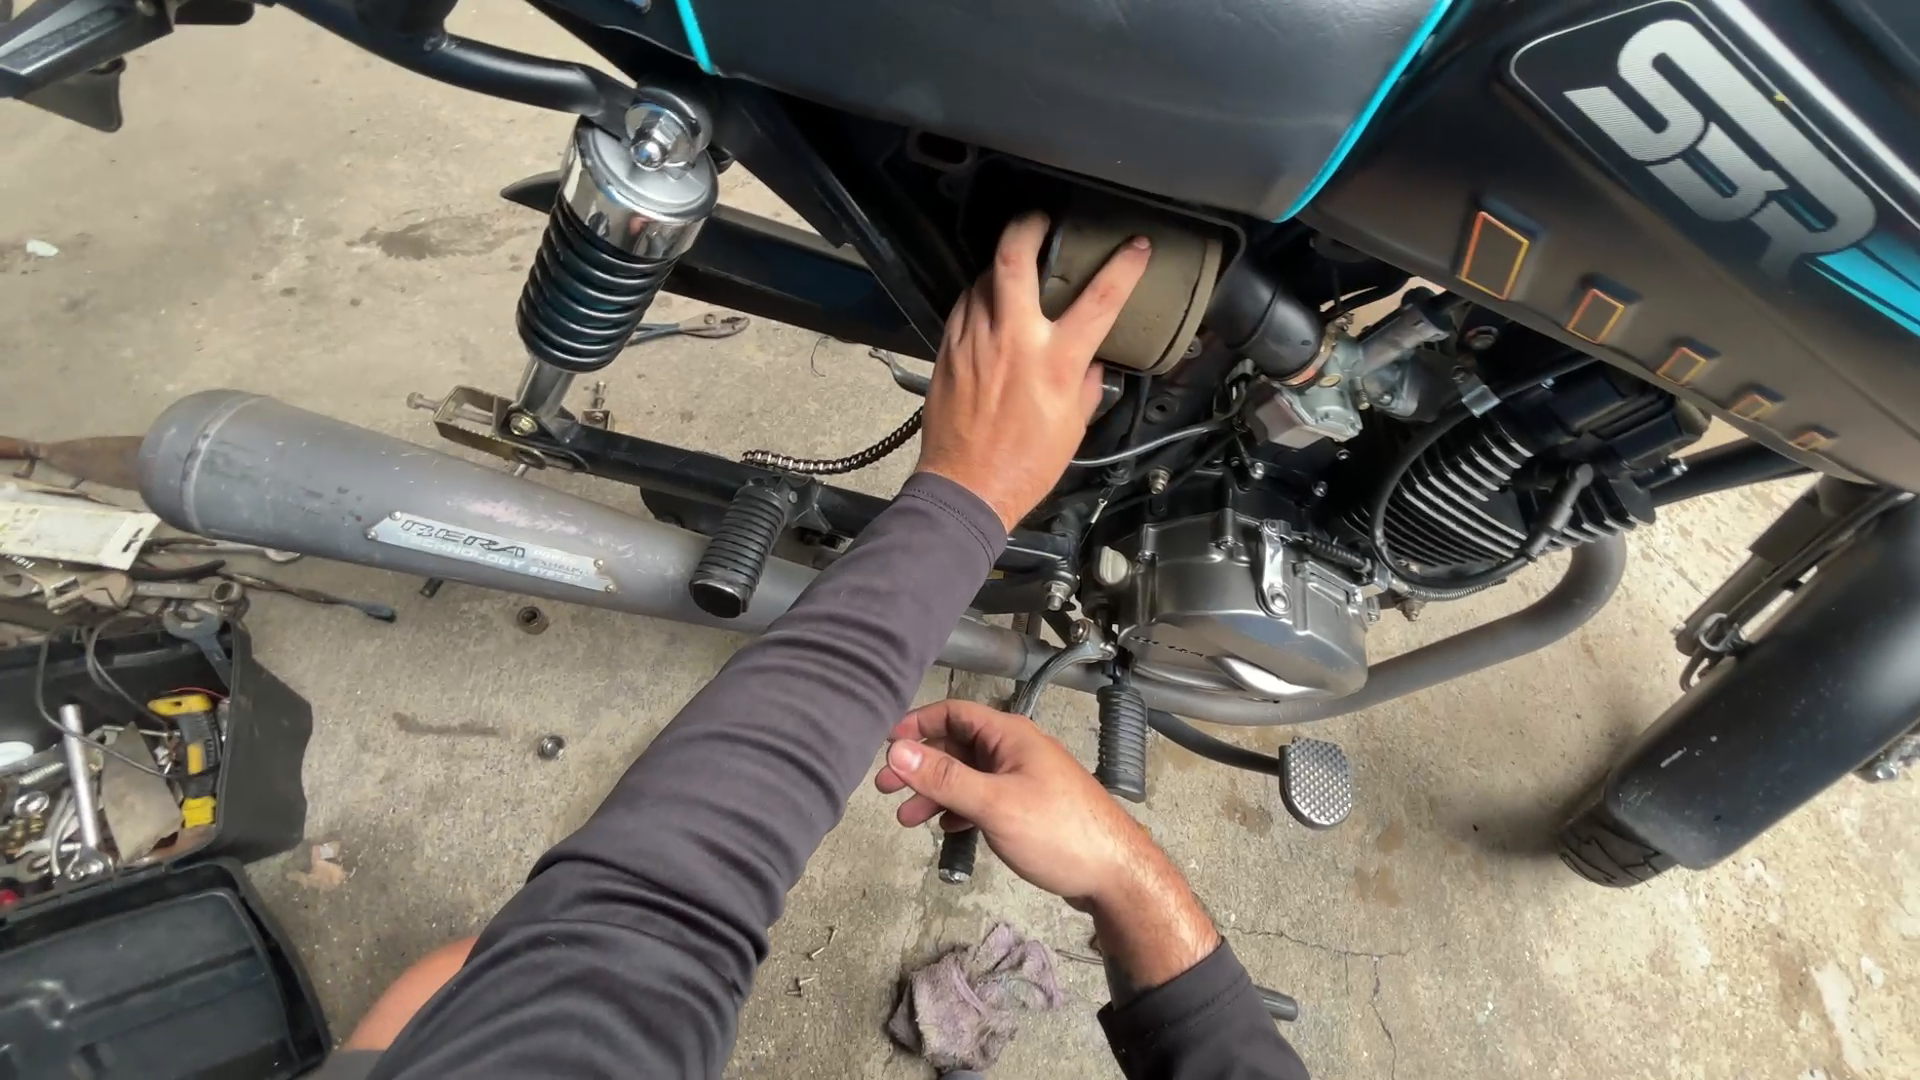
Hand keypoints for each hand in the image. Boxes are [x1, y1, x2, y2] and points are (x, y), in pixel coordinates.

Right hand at [876, 699, 1218, 990]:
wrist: (1115, 874)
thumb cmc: (1056, 830)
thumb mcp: (993, 803)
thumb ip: (944, 777)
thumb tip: (896, 750)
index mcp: (1008, 735)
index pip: (953, 713)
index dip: (917, 724)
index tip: (885, 745)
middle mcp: (1013, 749)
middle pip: (956, 746)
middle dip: (920, 765)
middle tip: (883, 789)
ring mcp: (1022, 778)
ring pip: (968, 776)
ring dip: (936, 792)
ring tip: (905, 818)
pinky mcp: (1027, 806)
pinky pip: (983, 798)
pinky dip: (960, 809)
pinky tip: (945, 829)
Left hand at [915, 213, 1150, 529]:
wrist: (967, 488)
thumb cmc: (1023, 467)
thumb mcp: (1073, 429)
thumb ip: (1088, 387)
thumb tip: (1094, 365)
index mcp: (1055, 363)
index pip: (1100, 299)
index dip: (1124, 266)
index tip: (1135, 247)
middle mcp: (1013, 342)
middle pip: (1014, 259)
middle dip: (1028, 226)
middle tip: (1039, 220)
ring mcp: (975, 343)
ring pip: (982, 279)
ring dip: (999, 267)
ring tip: (1013, 271)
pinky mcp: (948, 353)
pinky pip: (963, 308)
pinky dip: (978, 298)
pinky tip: (986, 307)